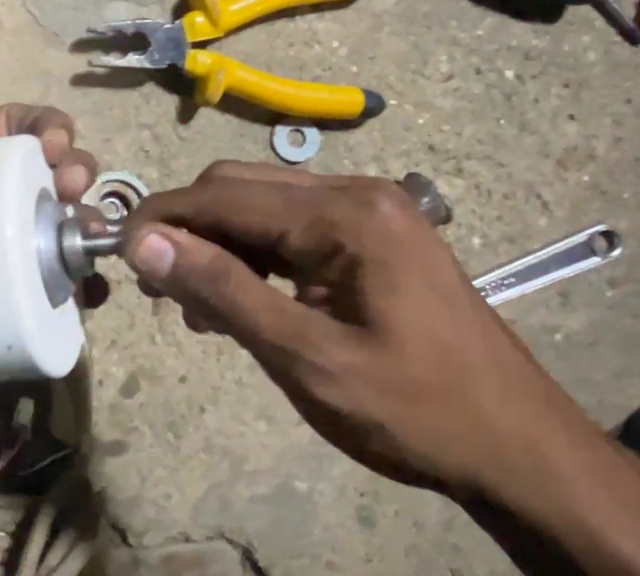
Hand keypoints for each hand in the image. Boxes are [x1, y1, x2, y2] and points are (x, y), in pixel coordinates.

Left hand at [0, 17, 98, 342]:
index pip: (22, 124)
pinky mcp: (19, 288)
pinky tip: (94, 281)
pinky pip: (67, 273)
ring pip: (67, 218)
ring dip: (91, 218)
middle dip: (77, 169)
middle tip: (76, 190)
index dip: (48, 125)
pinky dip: (88, 274)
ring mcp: (8, 243)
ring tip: (90, 235)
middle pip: (53, 168)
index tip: (57, 144)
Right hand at [122, 161, 599, 498]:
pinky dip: (253, 256)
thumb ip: (222, 291)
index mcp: (346, 213)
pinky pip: (292, 228)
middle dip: (187, 230)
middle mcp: (356, 193)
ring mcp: (369, 211)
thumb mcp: (308, 359)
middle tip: (155, 287)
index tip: (116, 253)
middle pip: (239, 189)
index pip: (223, 196)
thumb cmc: (415, 410)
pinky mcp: (373, 236)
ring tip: (191, 304)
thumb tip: (143, 243)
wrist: (522, 451)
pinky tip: (238, 301)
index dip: (162, 220)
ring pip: (261, 206)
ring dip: (217, 244)